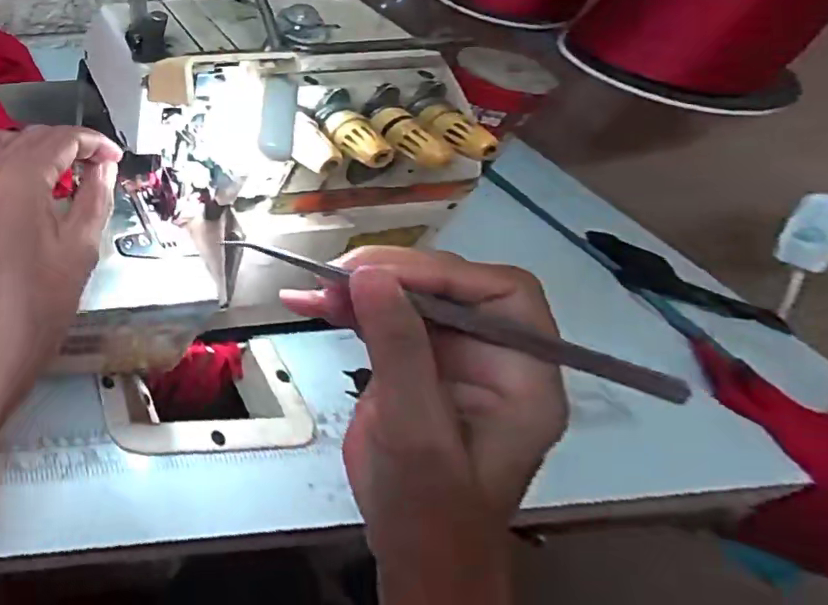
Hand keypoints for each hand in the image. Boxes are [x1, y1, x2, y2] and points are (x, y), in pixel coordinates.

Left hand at [0, 126, 120, 397]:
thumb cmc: (40, 301)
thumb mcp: (81, 247)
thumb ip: (95, 195)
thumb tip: (103, 166)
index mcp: (20, 176)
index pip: (61, 138)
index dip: (94, 143)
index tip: (115, 158)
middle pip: (29, 136)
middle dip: (66, 143)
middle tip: (95, 167)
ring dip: (23, 145)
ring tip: (49, 167)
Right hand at [281, 248, 567, 604]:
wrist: (411, 553)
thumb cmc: (429, 509)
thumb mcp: (413, 428)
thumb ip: (398, 348)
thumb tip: (368, 273)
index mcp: (523, 375)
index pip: (501, 294)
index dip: (443, 274)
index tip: (379, 275)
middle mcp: (494, 357)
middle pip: (449, 286)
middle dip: (390, 275)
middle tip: (335, 278)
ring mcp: (452, 357)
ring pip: (409, 294)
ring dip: (360, 286)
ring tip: (315, 287)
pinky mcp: (413, 360)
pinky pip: (382, 315)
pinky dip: (344, 305)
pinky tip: (305, 300)